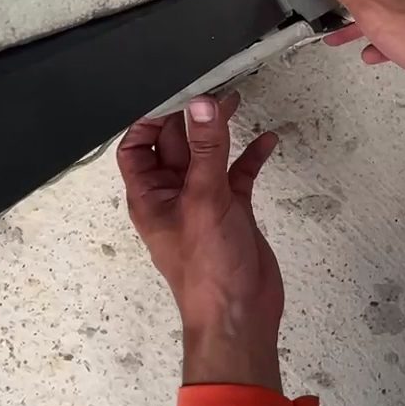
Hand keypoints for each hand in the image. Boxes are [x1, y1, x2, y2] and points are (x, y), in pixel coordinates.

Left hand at [116, 92, 283, 389]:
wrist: (240, 315)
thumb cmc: (208, 269)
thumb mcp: (204, 199)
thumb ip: (207, 149)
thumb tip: (203, 104)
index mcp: (150, 195)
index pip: (136, 147)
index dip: (150, 120)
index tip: (177, 94)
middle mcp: (174, 194)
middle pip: (176, 144)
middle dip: (192, 116)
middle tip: (214, 90)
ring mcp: (205, 200)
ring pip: (209, 154)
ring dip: (221, 129)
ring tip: (236, 100)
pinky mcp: (233, 208)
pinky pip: (239, 172)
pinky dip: (252, 154)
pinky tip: (267, 140)